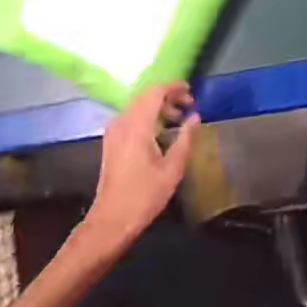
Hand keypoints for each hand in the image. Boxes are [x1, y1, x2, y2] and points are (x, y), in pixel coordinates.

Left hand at [78, 81, 200, 254]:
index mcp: (137, 126)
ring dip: (157, 107)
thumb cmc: (145, 195)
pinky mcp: (111, 142)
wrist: (113, 218)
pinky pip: (130, 118)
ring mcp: (113, 132)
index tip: (191, 91)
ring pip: (137, 107)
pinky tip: (161, 132)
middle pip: (144, 97)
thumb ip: (185, 138)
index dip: (173, 88)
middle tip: (189, 105)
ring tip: (178, 119)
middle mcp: (121, 123)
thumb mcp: (173, 168)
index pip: (154, 93)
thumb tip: (195, 117)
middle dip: (167, 96)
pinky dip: (147, 117)